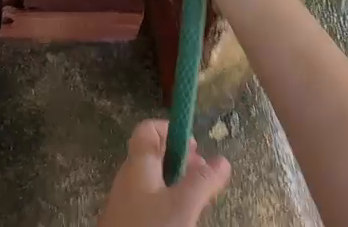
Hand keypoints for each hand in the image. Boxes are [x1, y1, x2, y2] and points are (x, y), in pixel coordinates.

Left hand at [98, 119, 231, 226]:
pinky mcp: (127, 220)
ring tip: (196, 201)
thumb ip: (203, 182)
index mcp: (138, 164)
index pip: (148, 129)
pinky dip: (166, 202)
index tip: (194, 148)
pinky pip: (148, 202)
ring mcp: (125, 201)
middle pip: (154, 156)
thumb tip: (223, 160)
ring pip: (153, 181)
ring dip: (176, 184)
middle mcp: (128, 177)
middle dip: (181, 161)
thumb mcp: (182, 206)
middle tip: (203, 177)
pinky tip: (180, 219)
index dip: (171, 131)